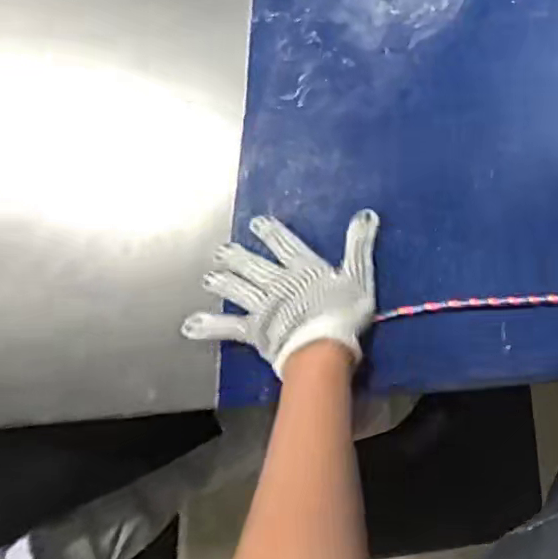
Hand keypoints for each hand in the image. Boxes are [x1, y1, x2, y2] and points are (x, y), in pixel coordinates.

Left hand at [183, 210, 380, 375]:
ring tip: (210, 277)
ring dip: (224, 283)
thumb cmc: (345, 312)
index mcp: (305, 268)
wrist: (323, 345)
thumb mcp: (359, 274)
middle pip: (255, 266)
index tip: (258, 223)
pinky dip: (209, 326)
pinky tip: (191, 324)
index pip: (286, 245)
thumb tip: (366, 213)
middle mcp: (279, 282)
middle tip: (222, 250)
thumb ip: (359, 245)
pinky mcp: (254, 331)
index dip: (272, 233)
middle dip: (239, 256)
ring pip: (239, 290)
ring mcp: (264, 306)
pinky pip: (228, 327)